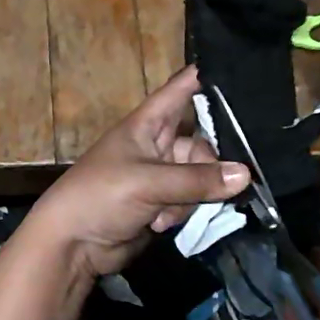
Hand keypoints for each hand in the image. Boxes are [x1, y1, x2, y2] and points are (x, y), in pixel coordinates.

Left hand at [24, 65, 250, 278]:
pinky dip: (182, 212)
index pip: (182, 89)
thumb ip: (198, 179)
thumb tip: (246, 175)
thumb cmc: (101, 195)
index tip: (244, 74)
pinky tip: (161, 224)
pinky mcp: (164, 203)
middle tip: (216, 182)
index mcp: (147, 123)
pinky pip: (192, 200)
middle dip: (210, 164)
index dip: (208, 77)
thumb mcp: (149, 182)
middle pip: (202, 142)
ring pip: (201, 176)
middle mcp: (158, 144)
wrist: (73, 245)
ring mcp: (162, 175)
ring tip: (167, 212)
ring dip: (192, 196)